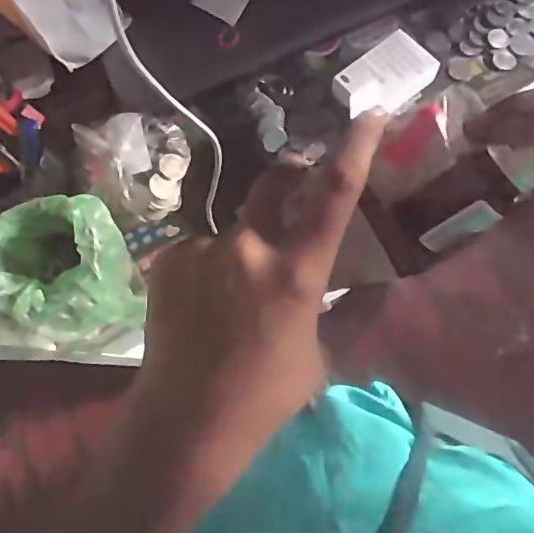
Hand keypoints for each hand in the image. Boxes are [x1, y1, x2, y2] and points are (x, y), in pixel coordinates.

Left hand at [130, 114, 388, 458]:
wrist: (186, 419)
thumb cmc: (264, 397)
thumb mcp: (318, 355)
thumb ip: (334, 311)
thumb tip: (355, 289)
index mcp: (296, 273)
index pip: (333, 195)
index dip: (353, 148)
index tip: (366, 113)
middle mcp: (248, 248)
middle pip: (273, 182)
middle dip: (291, 175)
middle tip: (296, 183)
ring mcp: (202, 251)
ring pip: (234, 227)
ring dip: (245, 244)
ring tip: (235, 293)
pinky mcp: (167, 260)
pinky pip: (200, 249)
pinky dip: (210, 267)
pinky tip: (203, 304)